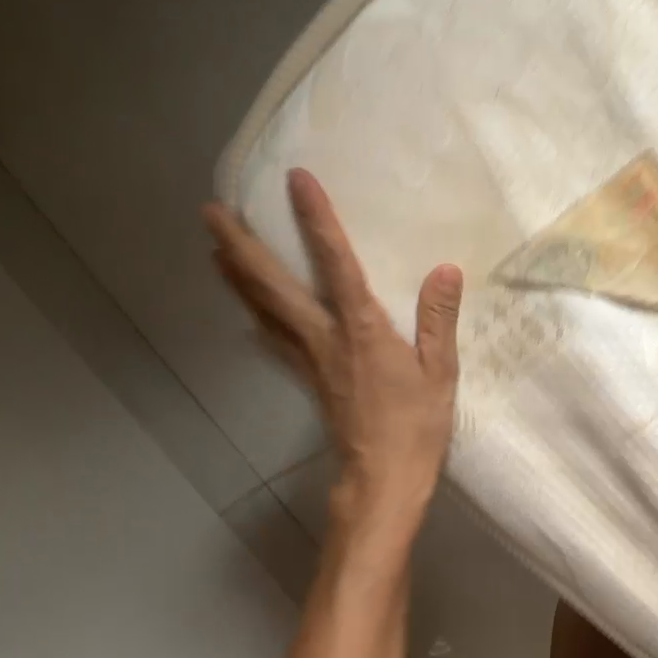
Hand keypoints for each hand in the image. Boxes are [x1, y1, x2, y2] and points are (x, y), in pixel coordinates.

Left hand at [203, 169, 465, 524]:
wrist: (384, 477)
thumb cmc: (417, 426)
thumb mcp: (441, 372)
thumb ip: (439, 319)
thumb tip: (446, 270)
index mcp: (362, 330)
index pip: (336, 263)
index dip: (317, 220)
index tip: (298, 180)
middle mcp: (324, 337)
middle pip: (272, 284)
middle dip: (241, 245)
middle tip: (212, 210)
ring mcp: (309, 360)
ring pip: (263, 309)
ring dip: (237, 276)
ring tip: (214, 247)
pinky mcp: (308, 380)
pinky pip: (274, 341)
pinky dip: (256, 319)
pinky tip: (247, 314)